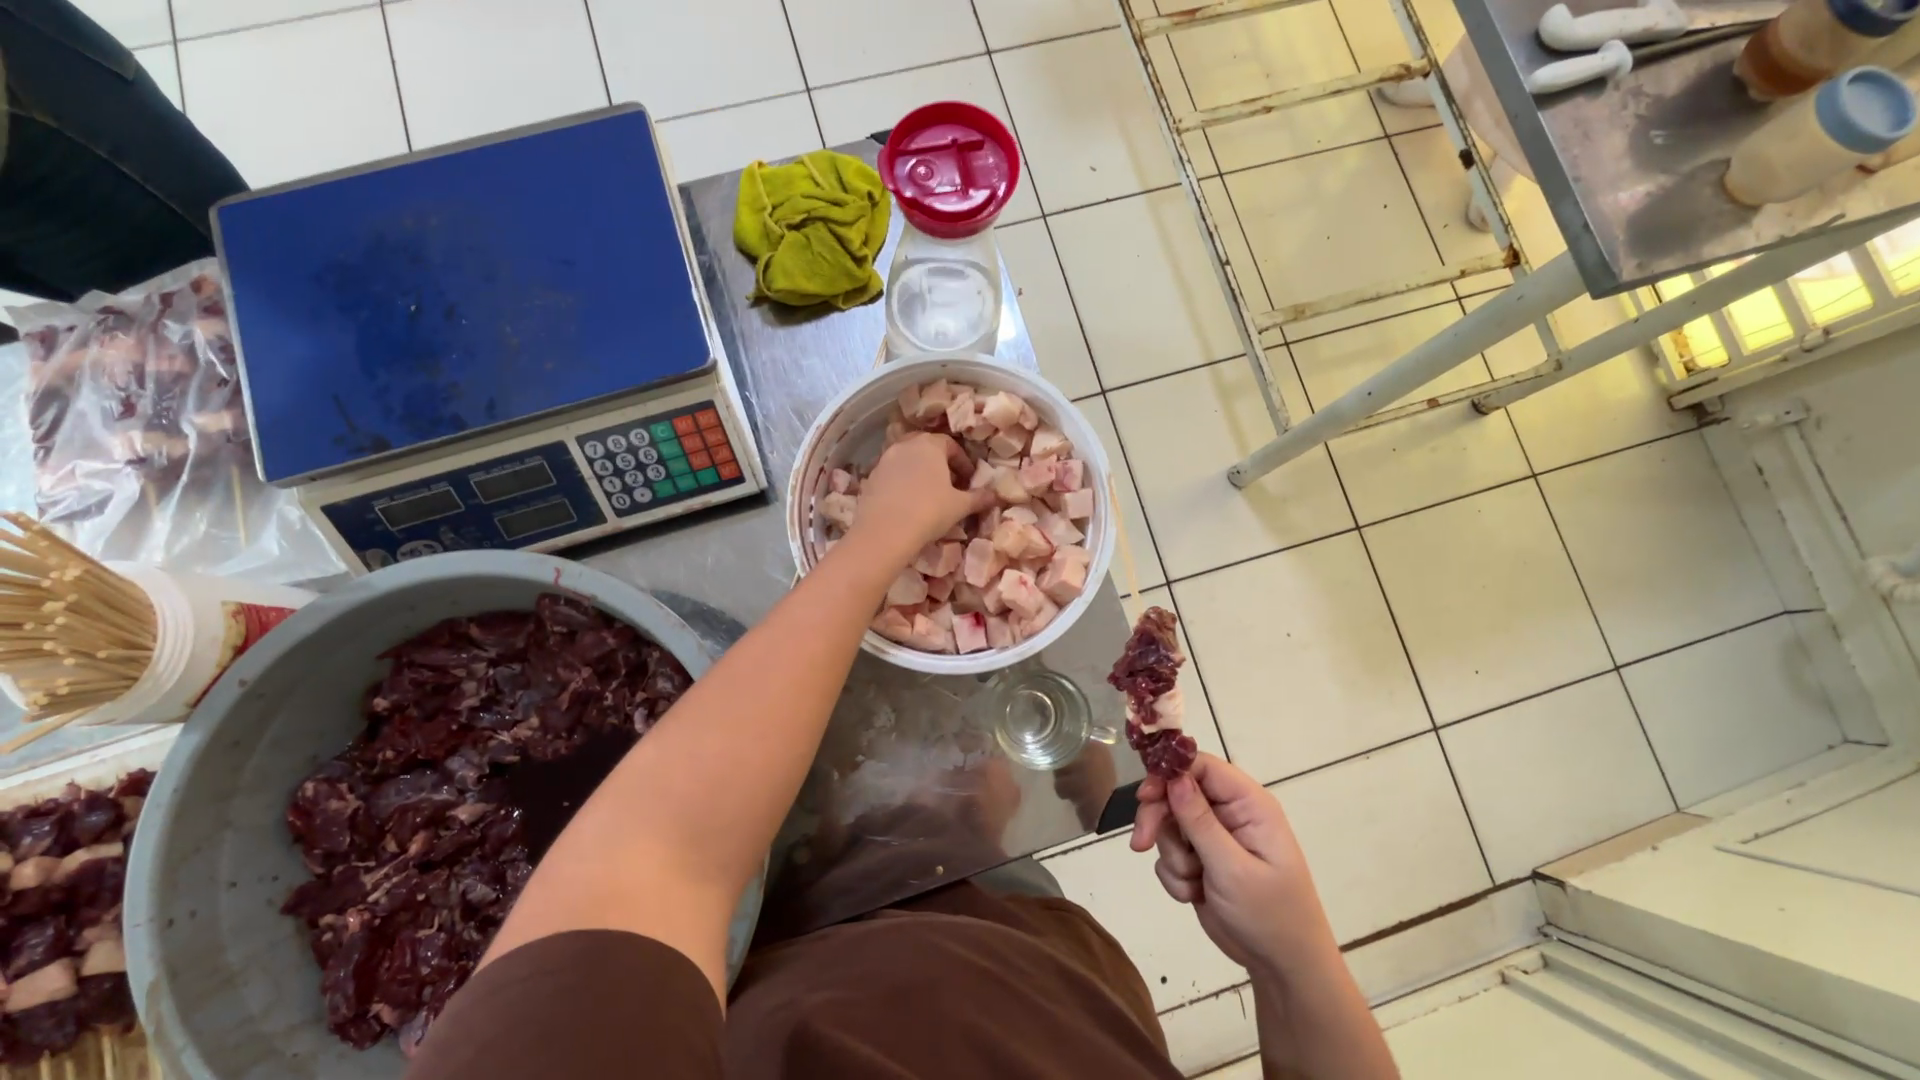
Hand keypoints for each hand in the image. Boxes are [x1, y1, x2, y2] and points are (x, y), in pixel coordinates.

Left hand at [848, 433, 992, 563]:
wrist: (884, 531)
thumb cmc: (929, 511)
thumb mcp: (960, 506)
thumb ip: (979, 498)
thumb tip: (995, 496)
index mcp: (929, 445)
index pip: (950, 445)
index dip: (962, 462)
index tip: (969, 480)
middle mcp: (905, 446)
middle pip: (926, 448)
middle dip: (939, 463)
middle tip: (949, 484)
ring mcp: (884, 461)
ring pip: (907, 461)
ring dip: (919, 472)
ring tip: (928, 494)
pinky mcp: (870, 478)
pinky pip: (891, 475)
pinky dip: (902, 483)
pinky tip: (907, 503)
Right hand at [1130, 754, 1339, 978]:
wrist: (1282, 967)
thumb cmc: (1269, 914)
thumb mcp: (1233, 869)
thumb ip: (1200, 822)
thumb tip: (1174, 777)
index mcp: (1249, 805)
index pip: (1202, 766)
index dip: (1170, 773)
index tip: (1145, 795)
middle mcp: (1231, 814)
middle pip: (1177, 793)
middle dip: (1158, 820)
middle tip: (1140, 845)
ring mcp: (1215, 838)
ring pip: (1169, 826)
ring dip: (1172, 856)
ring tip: (1192, 883)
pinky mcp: (1202, 861)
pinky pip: (1170, 854)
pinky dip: (1175, 875)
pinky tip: (1194, 895)